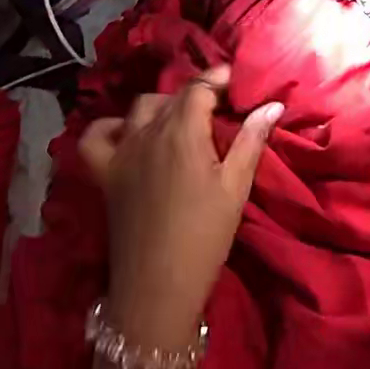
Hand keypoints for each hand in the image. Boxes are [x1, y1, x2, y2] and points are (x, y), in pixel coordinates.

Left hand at [79, 67, 282, 347]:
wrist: (156, 289)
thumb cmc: (204, 236)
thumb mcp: (236, 187)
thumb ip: (252, 139)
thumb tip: (272, 104)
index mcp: (182, 131)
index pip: (199, 86)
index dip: (219, 78)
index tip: (237, 83)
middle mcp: (148, 132)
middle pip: (173, 95)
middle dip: (198, 93)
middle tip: (220, 109)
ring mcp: (121, 151)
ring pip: (141, 107)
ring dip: (163, 106)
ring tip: (183, 122)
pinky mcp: (104, 173)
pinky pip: (96, 136)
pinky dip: (112, 127)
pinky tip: (130, 134)